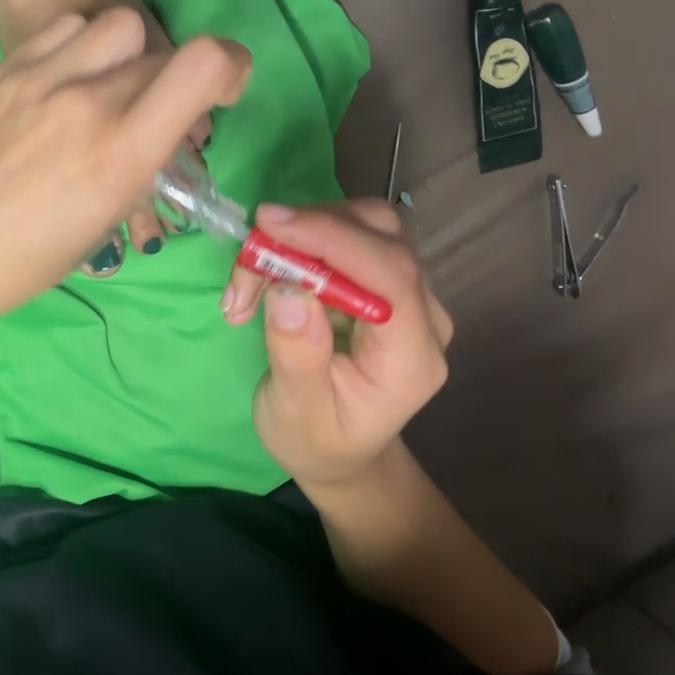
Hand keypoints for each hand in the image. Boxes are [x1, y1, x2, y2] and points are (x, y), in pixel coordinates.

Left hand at [0, 8, 250, 376]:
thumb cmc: (19, 264)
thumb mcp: (100, 224)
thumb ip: (138, 166)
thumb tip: (160, 137)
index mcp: (118, 153)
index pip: (203, 64)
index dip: (230, 66)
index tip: (225, 89)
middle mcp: (83, 101)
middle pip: (163, 52)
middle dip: (176, 80)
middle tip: (156, 113)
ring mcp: (36, 78)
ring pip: (114, 26)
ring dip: (128, 54)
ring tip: (106, 89)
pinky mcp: (0, 70)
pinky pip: (62, 30)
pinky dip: (78, 48)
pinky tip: (62, 83)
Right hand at [249, 201, 452, 494]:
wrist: (339, 450)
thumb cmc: (316, 440)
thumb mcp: (296, 412)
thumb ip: (297, 354)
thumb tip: (288, 288)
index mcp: (411, 357)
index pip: (390, 276)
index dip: (333, 239)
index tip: (270, 224)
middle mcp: (424, 316)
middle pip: (383, 237)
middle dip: (311, 230)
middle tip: (250, 256)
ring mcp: (410, 295)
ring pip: (365, 225)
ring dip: (301, 233)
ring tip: (251, 276)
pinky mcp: (385, 281)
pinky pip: (348, 237)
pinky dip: (302, 240)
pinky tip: (266, 274)